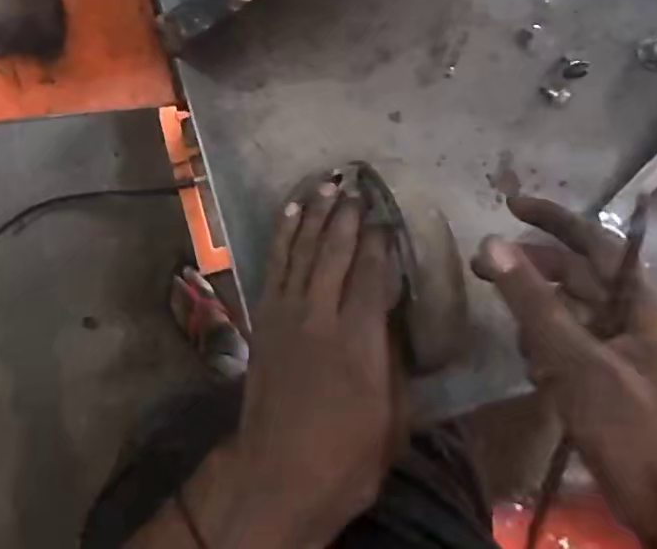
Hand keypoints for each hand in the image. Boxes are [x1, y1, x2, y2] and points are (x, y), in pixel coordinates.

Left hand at [218, 172, 406, 548]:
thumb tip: (392, 311)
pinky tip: (292, 212)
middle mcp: (319, 315)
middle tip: (358, 187)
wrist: (277, 473)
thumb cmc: (347, 456)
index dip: (380, 241)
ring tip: (327, 184)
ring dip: (316, 213)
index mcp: (358, 340)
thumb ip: (392, 357)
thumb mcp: (392, 419)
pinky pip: (275, 263)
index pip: (372, 274)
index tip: (387, 216)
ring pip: (303, 249)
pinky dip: (284, 234)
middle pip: (335, 252)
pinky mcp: (264, 315)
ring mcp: (286, 311)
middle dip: (348, 216)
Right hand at [474, 197, 656, 548]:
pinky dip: (560, 348)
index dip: (553, 219)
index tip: (508, 204)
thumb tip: (492, 243)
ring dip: (544, 316)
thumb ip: (533, 301)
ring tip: (514, 332)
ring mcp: (650, 360)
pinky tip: (538, 370)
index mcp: (654, 309)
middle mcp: (655, 325)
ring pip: (585, 315)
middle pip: (586, 278)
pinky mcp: (640, 390)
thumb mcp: (577, 365)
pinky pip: (591, 348)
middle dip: (535, 270)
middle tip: (482, 268)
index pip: (598, 243)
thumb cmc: (640, 440)